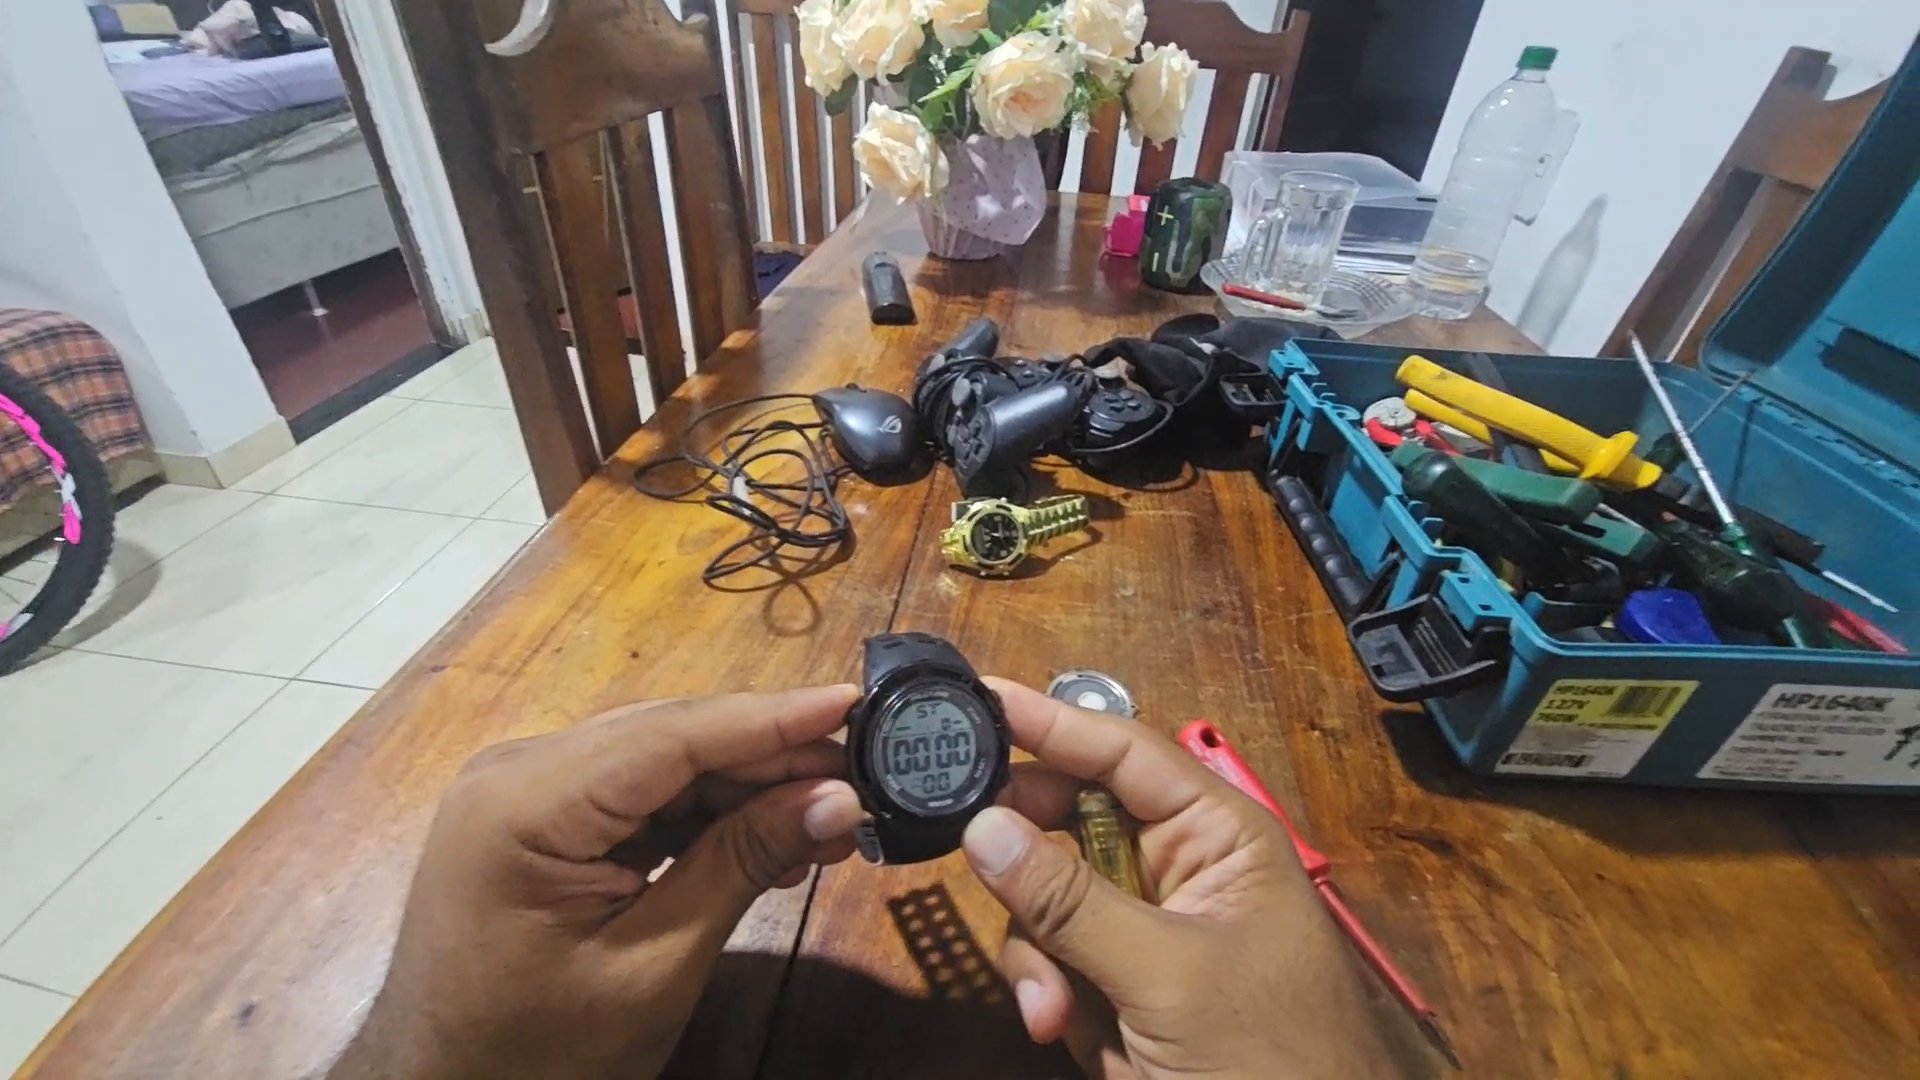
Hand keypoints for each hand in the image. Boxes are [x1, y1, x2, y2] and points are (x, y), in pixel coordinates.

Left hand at [329, 687, 867, 1079]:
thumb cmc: (538, 1064)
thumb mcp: (656, 965)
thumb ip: (745, 862)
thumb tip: (842, 798)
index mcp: (527, 802)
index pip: (674, 734)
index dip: (772, 718)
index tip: (851, 701)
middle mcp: (525, 769)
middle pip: (677, 738)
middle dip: (771, 758)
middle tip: (857, 777)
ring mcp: (535, 788)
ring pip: (672, 760)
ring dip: (751, 789)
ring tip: (829, 821)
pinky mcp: (553, 813)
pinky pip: (651, 793)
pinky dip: (714, 815)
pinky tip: (771, 841)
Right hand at [964, 678, 1396, 1078]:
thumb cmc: (1265, 1065)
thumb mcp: (1168, 980)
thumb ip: (1070, 902)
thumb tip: (982, 824)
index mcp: (1215, 832)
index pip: (1123, 753)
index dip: (1053, 721)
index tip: (983, 694)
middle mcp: (1175, 861)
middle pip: (1072, 817)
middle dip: (1032, 859)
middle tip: (974, 852)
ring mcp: (1143, 920)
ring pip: (1051, 889)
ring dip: (1039, 947)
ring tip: (1052, 1011)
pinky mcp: (1118, 974)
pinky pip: (1054, 949)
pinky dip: (1048, 988)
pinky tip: (1066, 1033)